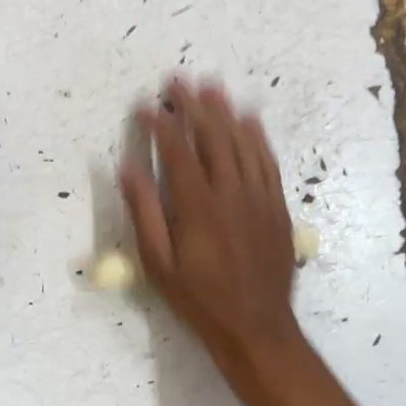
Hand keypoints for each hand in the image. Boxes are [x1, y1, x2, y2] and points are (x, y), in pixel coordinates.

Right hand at [119, 78, 298, 358]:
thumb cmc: (197, 297)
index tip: (144, 104)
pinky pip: (267, 162)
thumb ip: (144, 211)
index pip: (176, 151)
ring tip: (211, 86)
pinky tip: (249, 119)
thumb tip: (128, 167)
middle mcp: (231, 193)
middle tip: (178, 80)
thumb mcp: (157, 262)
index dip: (159, 123)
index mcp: (197, 205)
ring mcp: (258, 197)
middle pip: (212, 137)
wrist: (256, 326)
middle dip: (193, 106)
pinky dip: (257, 137)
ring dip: (225, 112)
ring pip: (242, 143)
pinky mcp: (276, 206)